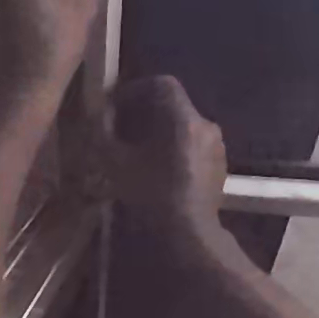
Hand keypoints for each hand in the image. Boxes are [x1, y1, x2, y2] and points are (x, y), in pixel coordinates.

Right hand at [105, 76, 228, 250]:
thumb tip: (98, 115)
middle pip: (173, 105)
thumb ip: (103, 132)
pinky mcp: (220, 166)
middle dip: (145, 112)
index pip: (162, 84)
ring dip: (160, 131)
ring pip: (184, 126)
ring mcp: (217, 146)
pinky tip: (158, 168)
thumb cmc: (151, 194)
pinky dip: (174, 147)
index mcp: (184, 118)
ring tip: (137, 150)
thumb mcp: (116, 162)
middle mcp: (206, 125)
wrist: (188, 233)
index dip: (135, 89)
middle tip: (121, 128)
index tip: (116, 105)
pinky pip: (194, 145)